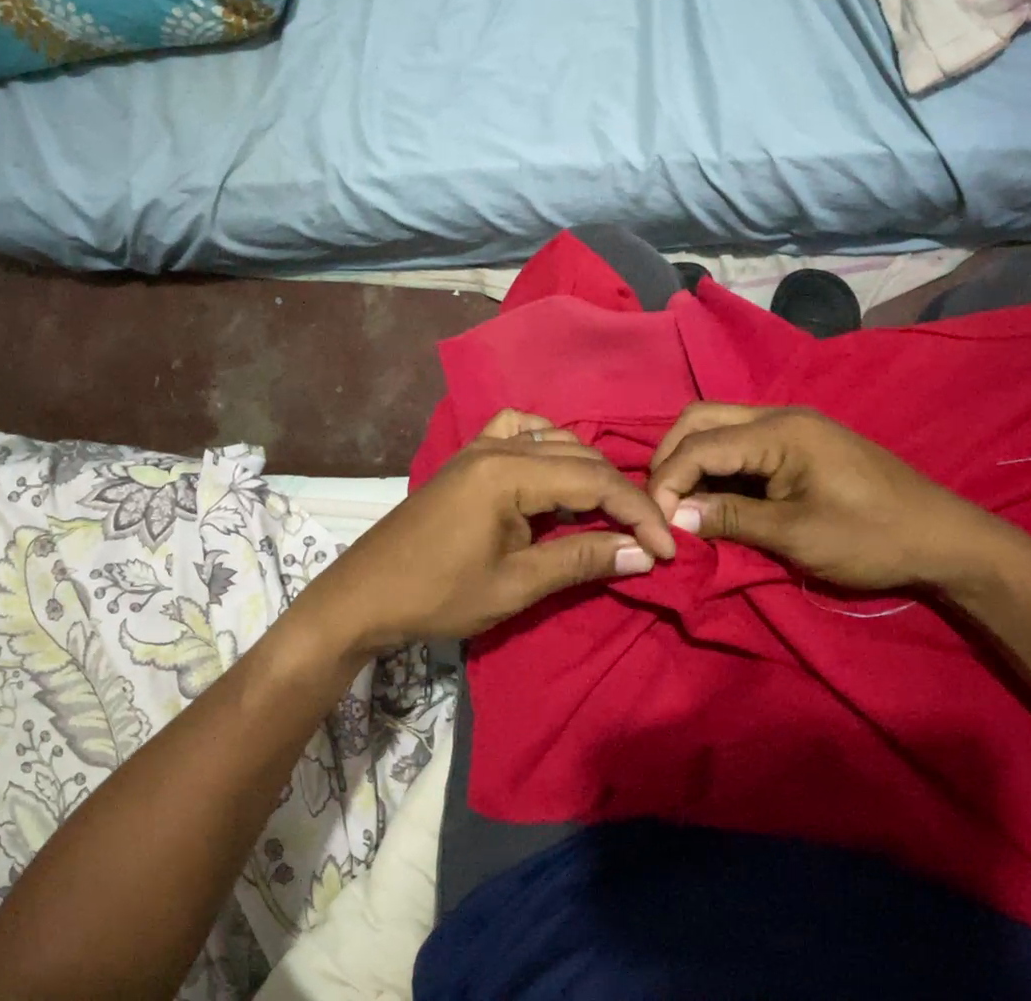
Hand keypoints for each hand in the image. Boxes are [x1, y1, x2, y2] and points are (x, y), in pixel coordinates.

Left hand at [287, 410, 676, 655]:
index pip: (595, 482)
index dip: (638, 513)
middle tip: (647, 537)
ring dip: (590, 474)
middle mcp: (497, 445)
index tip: (667, 548)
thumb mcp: (516, 585)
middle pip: (580, 459)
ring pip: (555, 443)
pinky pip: (519, 434)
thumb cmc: (437, 596)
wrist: (363, 596)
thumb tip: (645, 552)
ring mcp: (479, 446)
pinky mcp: (467, 459)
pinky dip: (549, 448)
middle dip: (620, 496)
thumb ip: (582, 561)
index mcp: (508, 471)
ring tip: (612, 514)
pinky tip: (556, 472)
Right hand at [645, 403, 1012, 591]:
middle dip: (670, 461)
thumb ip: (730, 519)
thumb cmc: (871, 537)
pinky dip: (715, 468)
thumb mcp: (796, 535)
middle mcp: (780, 416)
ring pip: (717, 428)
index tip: (655, 525)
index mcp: (780, 431)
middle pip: (700, 420)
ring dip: (691, 462)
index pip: (698, 444)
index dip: (666, 482)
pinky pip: (740, 444)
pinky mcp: (799, 446)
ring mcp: (791, 427)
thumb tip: (673, 518)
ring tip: (680, 507)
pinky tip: (712, 500)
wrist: (943, 539)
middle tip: (661, 508)